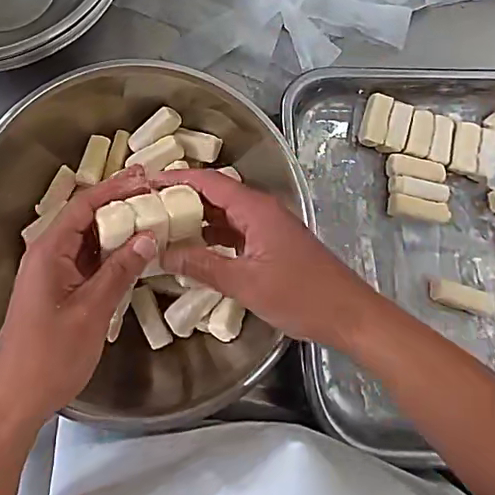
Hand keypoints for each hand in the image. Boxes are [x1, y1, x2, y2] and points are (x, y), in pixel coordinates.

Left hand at [0, 168, 158, 427]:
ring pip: (87, 239)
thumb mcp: (92, 311)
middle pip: (84, 217)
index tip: (145, 178)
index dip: (115, 189)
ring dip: (117, 228)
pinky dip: (110, 253)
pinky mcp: (57, 290)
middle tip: (153, 193)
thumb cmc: (49, 358)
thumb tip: (147, 237)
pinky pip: (86, 260)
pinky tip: (134, 253)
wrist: (16, 399)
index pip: (83, 205)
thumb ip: (120, 271)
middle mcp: (46, 255)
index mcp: (48, 251)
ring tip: (150, 217)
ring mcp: (51, 273)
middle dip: (119, 203)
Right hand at [151, 168, 383, 350]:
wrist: (349, 315)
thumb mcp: (245, 283)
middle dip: (179, 198)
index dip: (174, 178)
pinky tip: (191, 249)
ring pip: (223, 214)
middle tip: (145, 207)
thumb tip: (162, 253)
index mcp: (255, 208)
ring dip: (194, 218)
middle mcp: (260, 209)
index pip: (207, 181)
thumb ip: (202, 266)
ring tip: (160, 227)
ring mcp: (267, 227)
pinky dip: (210, 236)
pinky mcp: (271, 244)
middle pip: (213, 193)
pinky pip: (233, 231)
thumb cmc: (301, 296)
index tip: (145, 184)